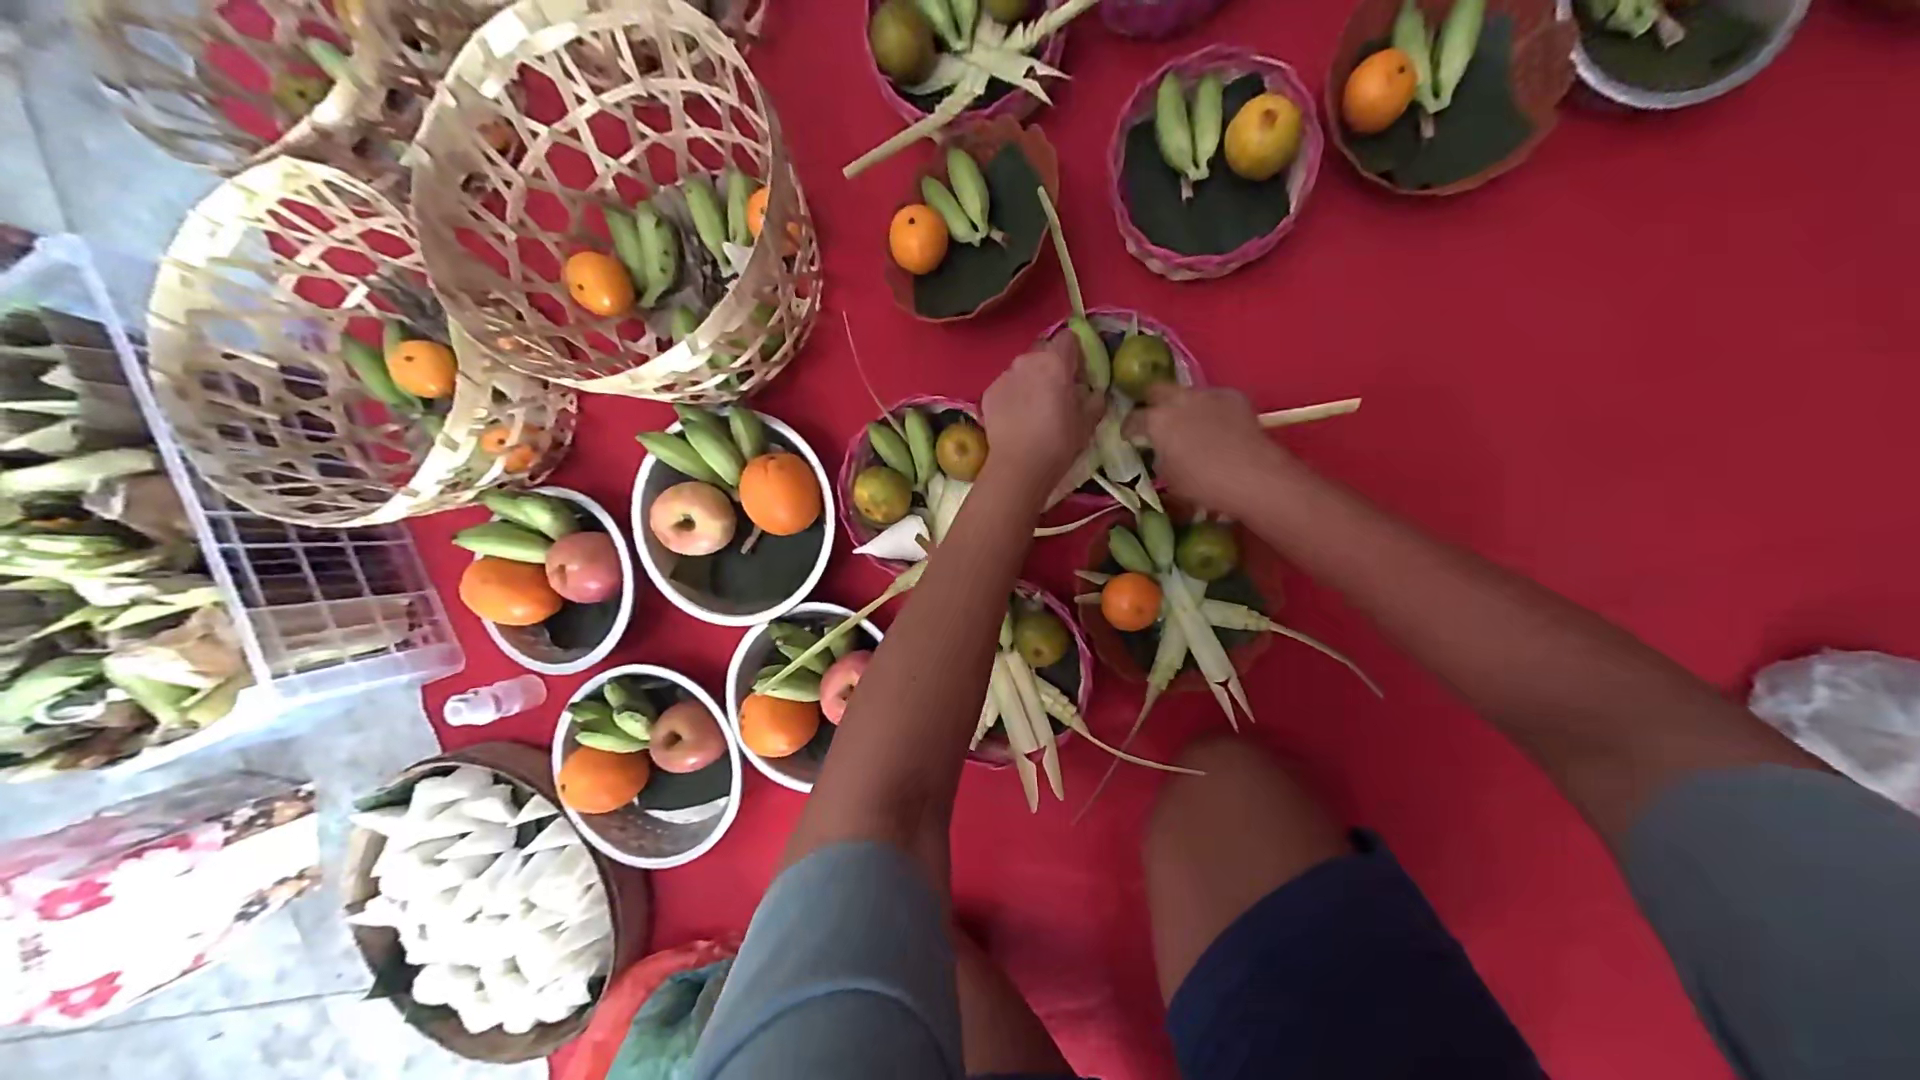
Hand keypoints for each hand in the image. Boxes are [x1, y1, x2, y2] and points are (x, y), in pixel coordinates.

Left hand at [980, 332, 1104, 500]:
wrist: (1019, 466)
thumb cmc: (1059, 441)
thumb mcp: (1088, 421)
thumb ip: (1094, 398)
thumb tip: (1091, 391)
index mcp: (1055, 361)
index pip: (1068, 338)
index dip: (1075, 355)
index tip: (1078, 376)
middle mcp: (1026, 360)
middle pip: (1043, 352)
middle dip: (1051, 366)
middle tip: (1057, 393)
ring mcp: (1003, 376)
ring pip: (1021, 369)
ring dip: (1030, 380)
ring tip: (1034, 409)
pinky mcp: (988, 393)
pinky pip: (1006, 386)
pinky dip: (1012, 396)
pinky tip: (1017, 419)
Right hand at [1124, 384, 1293, 513]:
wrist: (1253, 476)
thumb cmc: (1203, 484)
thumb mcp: (1168, 477)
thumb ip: (1159, 457)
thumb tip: (1161, 451)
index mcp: (1156, 420)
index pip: (1132, 419)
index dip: (1128, 429)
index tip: (1130, 437)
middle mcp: (1178, 399)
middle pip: (1156, 390)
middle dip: (1152, 403)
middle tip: (1155, 420)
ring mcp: (1207, 394)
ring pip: (1186, 393)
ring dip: (1182, 405)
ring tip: (1189, 424)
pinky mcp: (1233, 396)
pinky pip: (1212, 398)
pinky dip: (1209, 409)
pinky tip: (1216, 425)